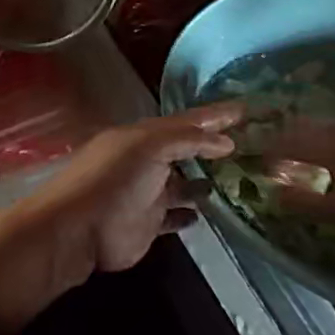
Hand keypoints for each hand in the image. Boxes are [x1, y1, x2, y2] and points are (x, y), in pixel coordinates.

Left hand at [26, 103, 242, 273]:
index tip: (246, 108)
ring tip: (242, 179)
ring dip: (204, 179)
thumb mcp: (146, 147)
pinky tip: (208, 213)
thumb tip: (225, 140)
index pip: (182, 122)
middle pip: (182, 150)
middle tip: (253, 144)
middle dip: (211, 146)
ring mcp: (146, 192)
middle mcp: (142, 161)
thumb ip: (184, 140)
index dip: (212, 116)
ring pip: (181, 182)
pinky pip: (175, 214)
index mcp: (138, 137)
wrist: (81, 226)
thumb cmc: (112, 179)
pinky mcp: (148, 221)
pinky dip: (191, 212)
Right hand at [263, 116, 334, 252]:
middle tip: (285, 163)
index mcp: (326, 140)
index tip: (260, 167)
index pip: (282, 140)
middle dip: (290, 143)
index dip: (267, 153)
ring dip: (318, 142)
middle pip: (306, 128)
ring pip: (333, 129)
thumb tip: (270, 192)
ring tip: (317, 164)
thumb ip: (301, 201)